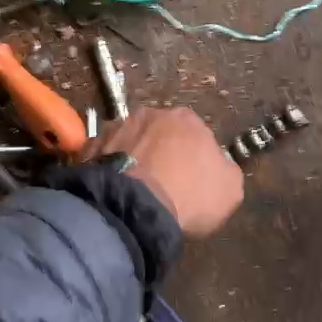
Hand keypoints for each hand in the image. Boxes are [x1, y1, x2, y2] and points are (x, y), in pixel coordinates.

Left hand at [86, 107, 241, 237]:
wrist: (135, 207)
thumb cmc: (189, 196)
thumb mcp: (230, 190)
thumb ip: (226, 170)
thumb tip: (218, 164)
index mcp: (186, 119)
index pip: (195, 134)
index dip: (194, 158)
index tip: (191, 181)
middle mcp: (150, 113)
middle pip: (159, 132)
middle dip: (161, 152)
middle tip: (162, 184)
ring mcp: (117, 126)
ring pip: (129, 139)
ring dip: (133, 156)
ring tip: (133, 188)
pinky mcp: (91, 145)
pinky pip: (103, 154)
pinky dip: (107, 166)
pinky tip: (111, 188)